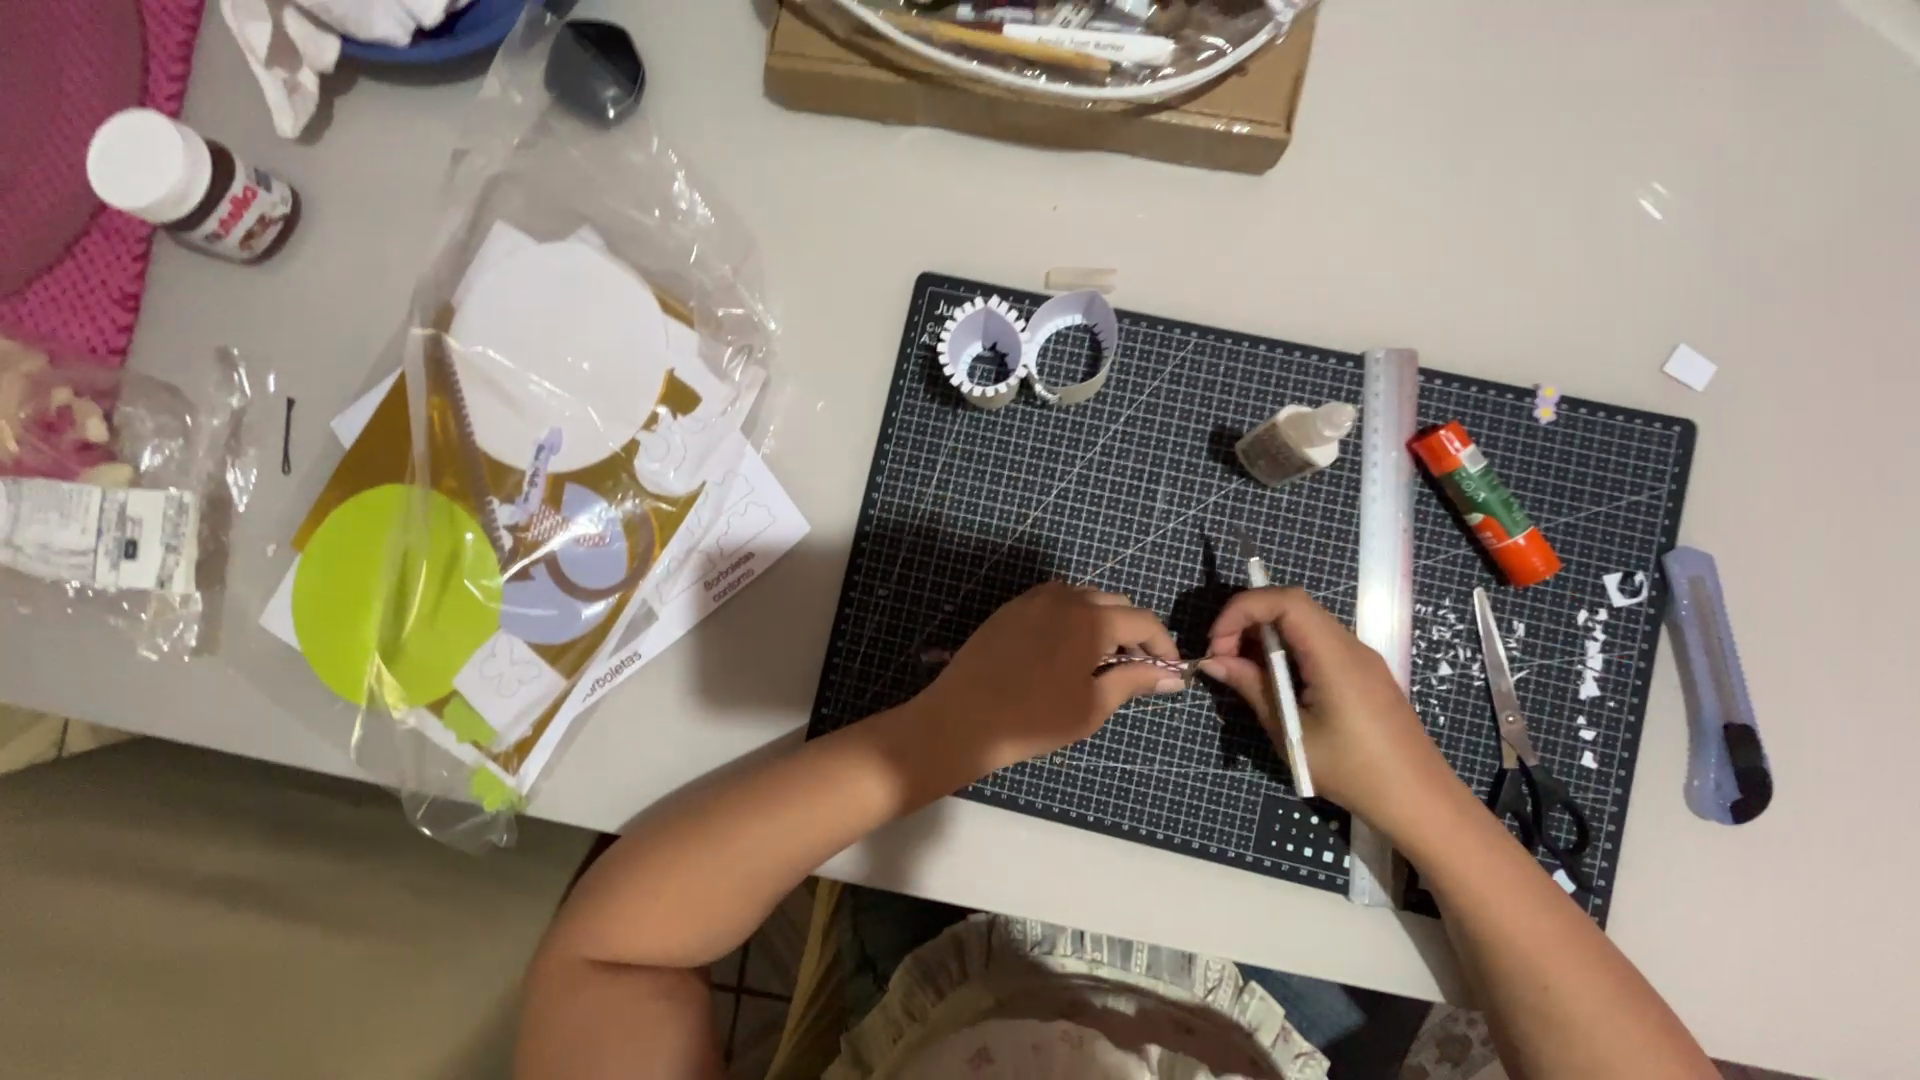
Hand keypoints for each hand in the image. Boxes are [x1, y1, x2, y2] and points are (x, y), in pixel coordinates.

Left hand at [916, 583, 1182, 776]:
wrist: (963, 718)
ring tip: (1100, 662)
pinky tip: (1065, 653)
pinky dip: (1072, 619)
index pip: (1143, 620)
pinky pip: (1054, 603)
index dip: (1163, 644)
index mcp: (1091, 618)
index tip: (1170, 671)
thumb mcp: (1092, 705)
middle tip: (1136, 670)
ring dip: (1102, 623)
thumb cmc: (1035, 719)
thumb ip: (1135, 681)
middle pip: (1115, 604)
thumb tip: (1173, 676)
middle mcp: (1065, 597)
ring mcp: (1033, 599)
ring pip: (1084, 599)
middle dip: (1133, 633)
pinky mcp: (1011, 609)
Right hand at [1198, 587, 1460, 829]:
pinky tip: (1274, 685)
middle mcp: (1350, 646)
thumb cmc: (1353, 771)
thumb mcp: (1291, 733)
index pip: (1285, 600)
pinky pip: (1317, 646)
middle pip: (1292, 606)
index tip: (1216, 643)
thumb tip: (1214, 662)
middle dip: (1248, 623)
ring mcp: (1360, 659)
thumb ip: (1252, 688)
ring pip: (1304, 625)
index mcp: (1334, 655)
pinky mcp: (1363, 675)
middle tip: (1223, 661)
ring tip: (1243, 675)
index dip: (1243, 609)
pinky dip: (1287, 653)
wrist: (1420, 802)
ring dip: (1266, 639)